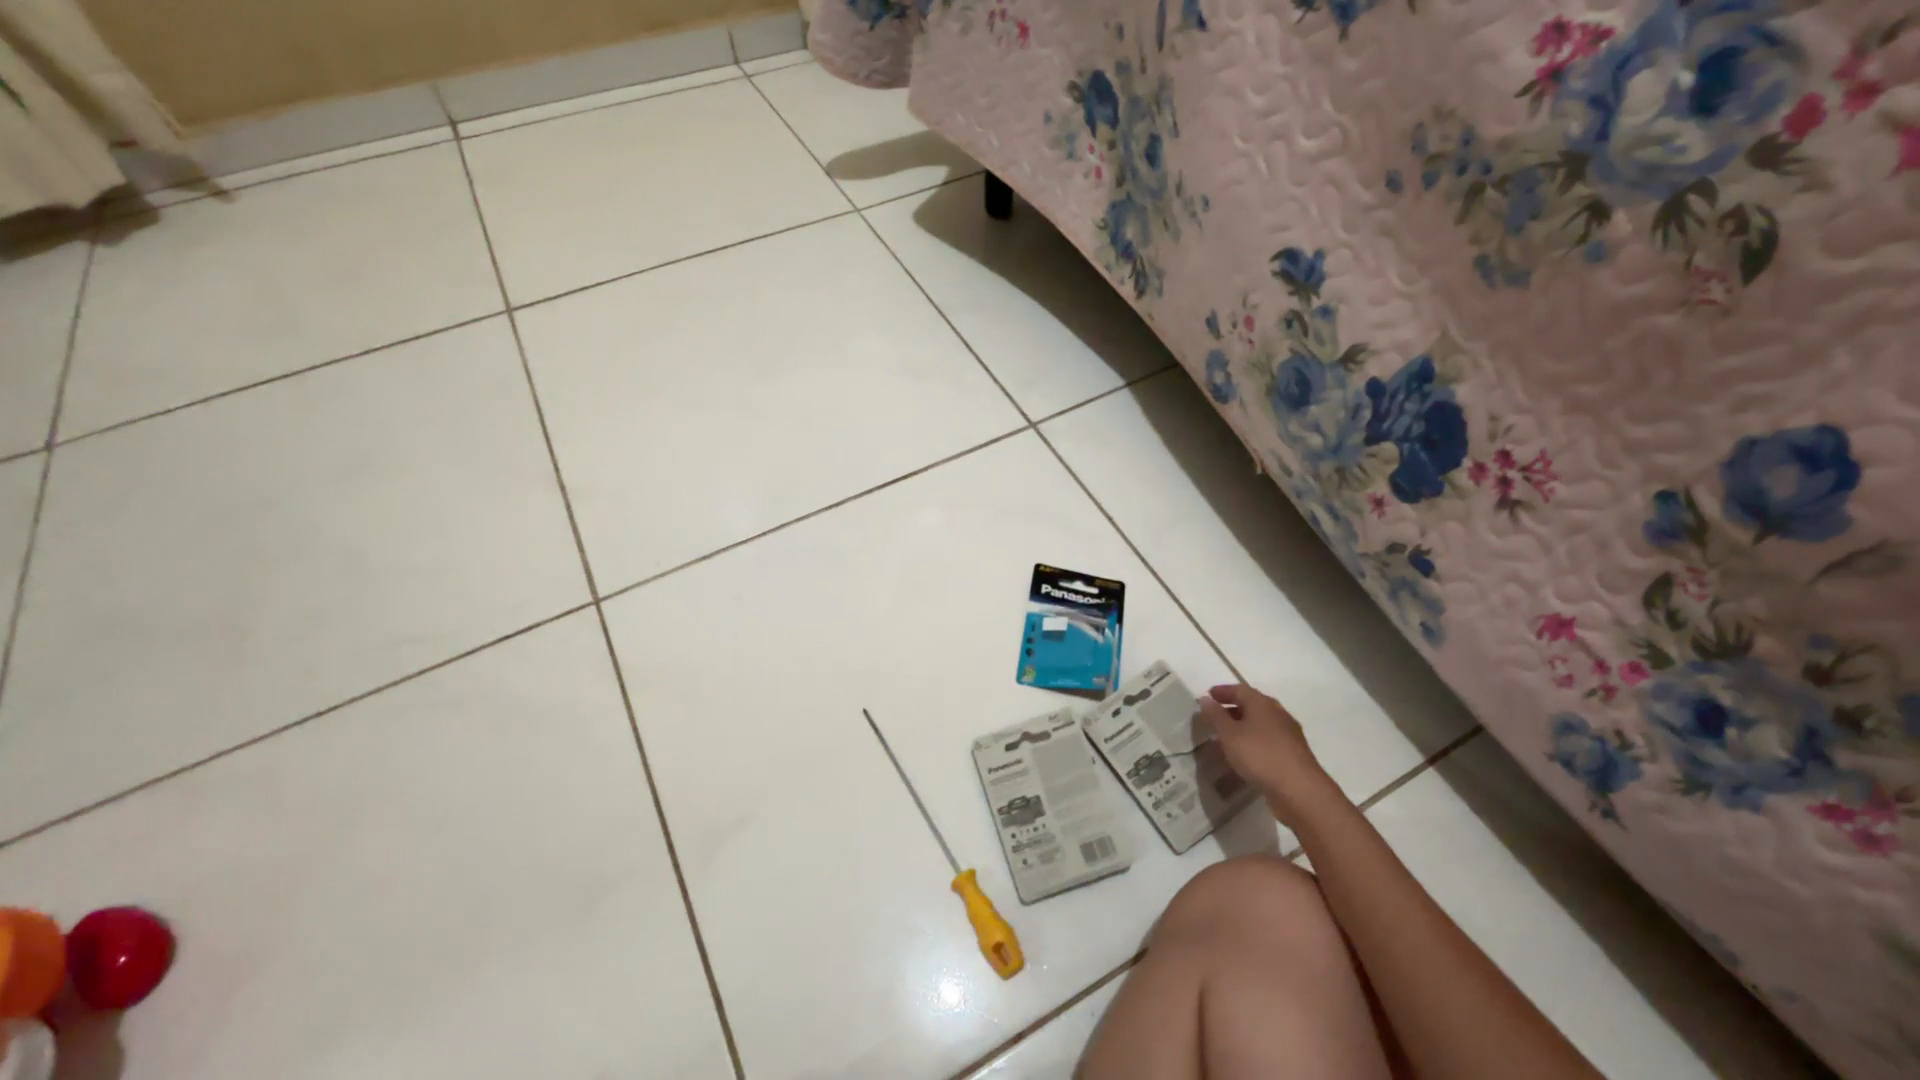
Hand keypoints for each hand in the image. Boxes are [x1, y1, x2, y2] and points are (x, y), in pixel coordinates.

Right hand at [1199, 683, 1342, 822]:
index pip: (1240, 689)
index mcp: (1262, 704)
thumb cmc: (1260, 755)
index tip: (1208, 695)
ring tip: (1227, 736)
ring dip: (1244, 725)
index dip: (1223, 691)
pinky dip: (1254, 740)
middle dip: (1233, 708)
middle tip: (1216, 715)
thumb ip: (1216, 716)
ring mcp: (1289, 733)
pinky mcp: (1293, 752)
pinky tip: (1246, 754)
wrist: (1298, 788)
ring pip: (1262, 723)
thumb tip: (1205, 699)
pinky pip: (1269, 739)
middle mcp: (1278, 713)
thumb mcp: (1229, 735)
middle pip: (1253, 705)